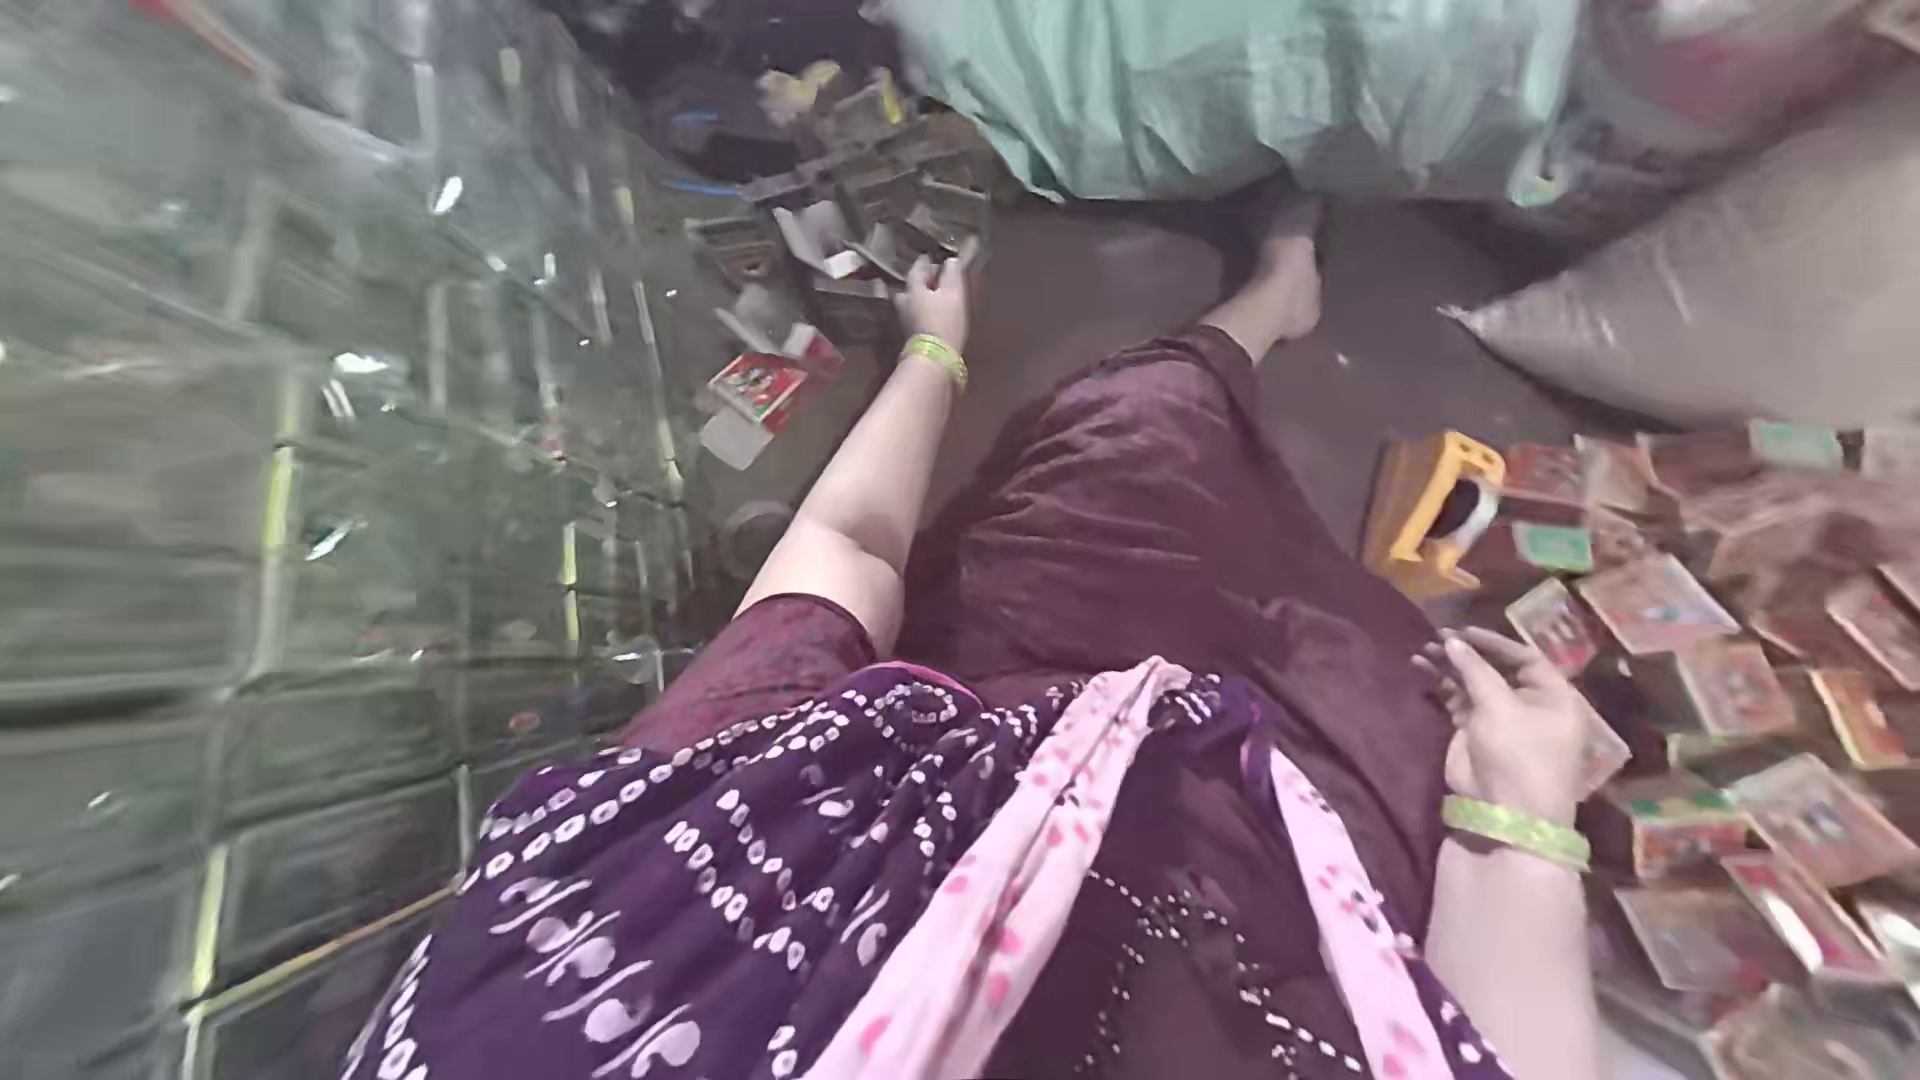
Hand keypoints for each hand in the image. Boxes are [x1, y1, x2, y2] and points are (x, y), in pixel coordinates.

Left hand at [893, 238, 977, 354]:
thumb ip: (952, 273)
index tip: (935, 260)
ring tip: (933, 300)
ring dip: (919, 299)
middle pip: (909, 286)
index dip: (927, 262)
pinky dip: (920, 312)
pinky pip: (914, 317)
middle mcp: (903, 302)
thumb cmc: (945, 321)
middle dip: (920, 282)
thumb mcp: (953, 293)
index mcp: (913, 287)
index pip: (918, 268)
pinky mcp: (909, 336)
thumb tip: (951, 260)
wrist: (934, 359)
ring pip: (910, 303)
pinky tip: (930, 315)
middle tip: (932, 281)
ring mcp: (904, 321)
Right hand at [1415, 627, 1588, 826]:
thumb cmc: (1517, 752)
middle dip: (1467, 652)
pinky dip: (1439, 683)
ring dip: (1449, 665)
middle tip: (1437, 637)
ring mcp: (1500, 716)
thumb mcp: (1499, 706)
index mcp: (1553, 698)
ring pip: (1472, 681)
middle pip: (1496, 668)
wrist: (1503, 806)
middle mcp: (1528, 703)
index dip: (1494, 642)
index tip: (1462, 630)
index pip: (1526, 658)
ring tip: (1424, 650)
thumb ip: (1474, 669)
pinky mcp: (1473, 727)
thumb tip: (1452, 640)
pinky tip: (1420, 668)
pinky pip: (1456, 697)